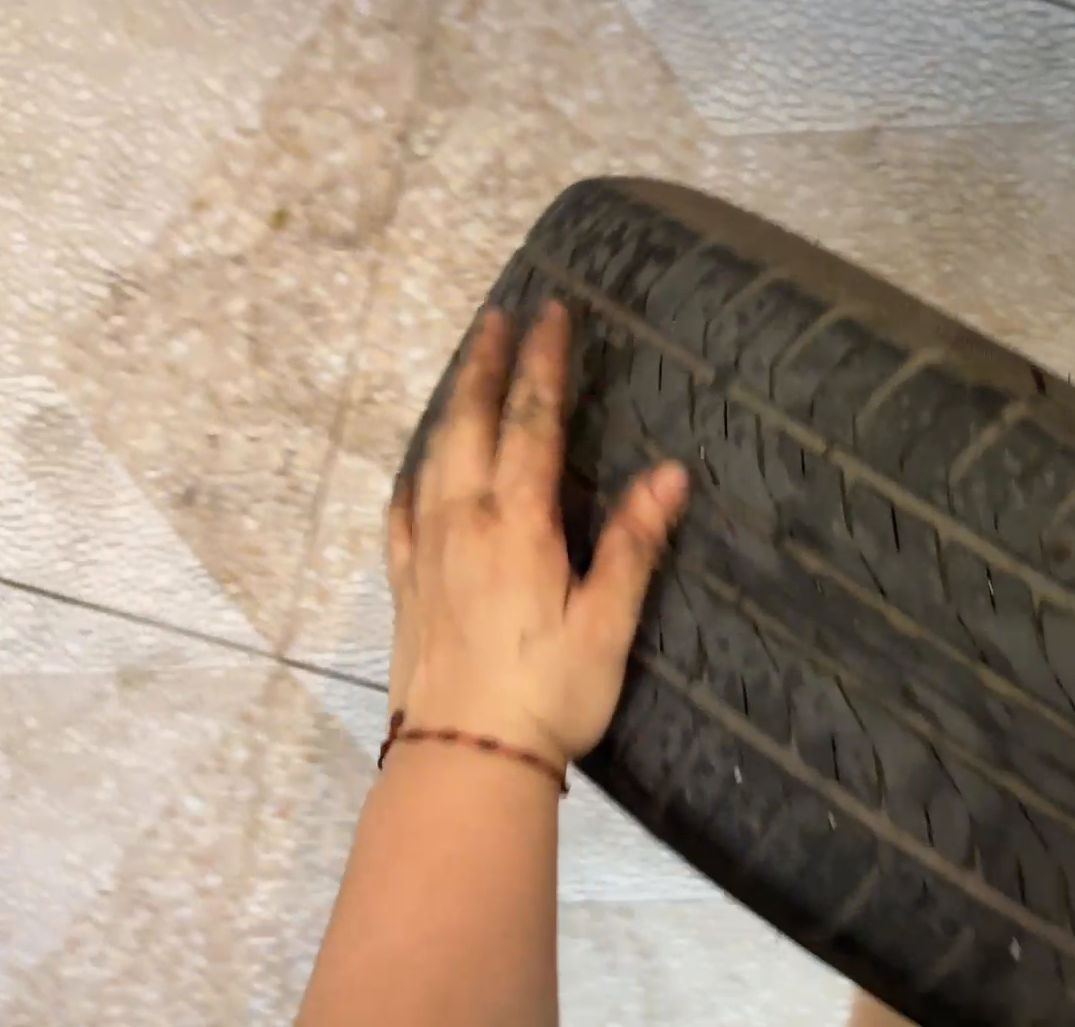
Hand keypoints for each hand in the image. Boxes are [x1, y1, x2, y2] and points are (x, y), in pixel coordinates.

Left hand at [385, 301, 689, 768]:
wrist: (466, 759)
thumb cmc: (551, 691)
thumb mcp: (608, 620)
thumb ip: (634, 543)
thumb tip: (671, 473)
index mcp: (518, 525)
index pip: (531, 425)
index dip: (541, 365)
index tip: (550, 315)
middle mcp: (464, 524)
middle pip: (470, 425)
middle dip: (485, 365)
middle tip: (498, 317)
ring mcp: (426, 552)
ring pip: (433, 457)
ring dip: (451, 405)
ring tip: (464, 370)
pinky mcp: (407, 584)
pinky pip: (403, 511)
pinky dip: (415, 473)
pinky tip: (419, 469)